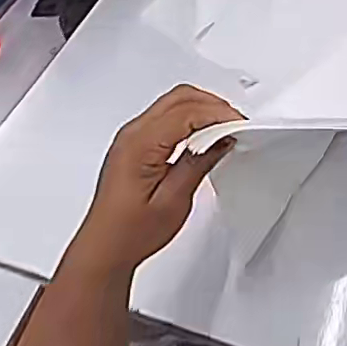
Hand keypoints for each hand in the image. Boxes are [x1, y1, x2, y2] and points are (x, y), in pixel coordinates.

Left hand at [66, 85, 242, 277]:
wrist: (106, 248)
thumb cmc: (130, 231)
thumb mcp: (174, 199)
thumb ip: (198, 163)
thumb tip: (221, 139)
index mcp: (140, 144)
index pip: (187, 112)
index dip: (218, 114)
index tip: (240, 124)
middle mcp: (132, 134)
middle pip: (180, 98)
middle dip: (213, 105)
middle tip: (237, 123)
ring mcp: (132, 137)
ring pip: (174, 103)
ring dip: (203, 109)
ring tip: (226, 129)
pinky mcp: (136, 144)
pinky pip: (167, 117)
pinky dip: (191, 118)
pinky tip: (206, 135)